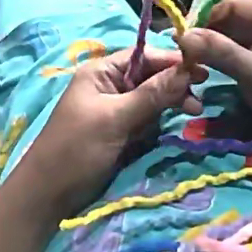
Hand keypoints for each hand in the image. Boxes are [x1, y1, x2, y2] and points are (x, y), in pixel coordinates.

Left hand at [12, 49, 203, 217]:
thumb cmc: (76, 149)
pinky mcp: (120, 131)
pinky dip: (160, 120)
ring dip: (170, 103)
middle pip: (150, 76)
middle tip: (198, 101)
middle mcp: (108, 85)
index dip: (172, 61)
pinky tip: (175, 123)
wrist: (48, 195)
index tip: (202, 69)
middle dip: (174, 85)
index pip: (143, 56)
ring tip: (193, 112)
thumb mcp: (115, 119)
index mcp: (101, 72)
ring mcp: (115, 109)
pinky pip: (146, 118)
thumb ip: (151, 95)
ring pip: (151, 98)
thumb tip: (186, 70)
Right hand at [178, 0, 251, 146]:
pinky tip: (195, 59)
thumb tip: (182, 36)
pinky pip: (223, 41)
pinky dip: (209, 49)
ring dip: (202, 38)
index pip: (229, 0)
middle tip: (180, 47)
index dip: (202, 13)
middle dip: (200, 26)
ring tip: (185, 55)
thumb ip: (219, 52)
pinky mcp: (251, 49)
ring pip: (220, 26)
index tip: (180, 34)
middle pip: (222, 10)